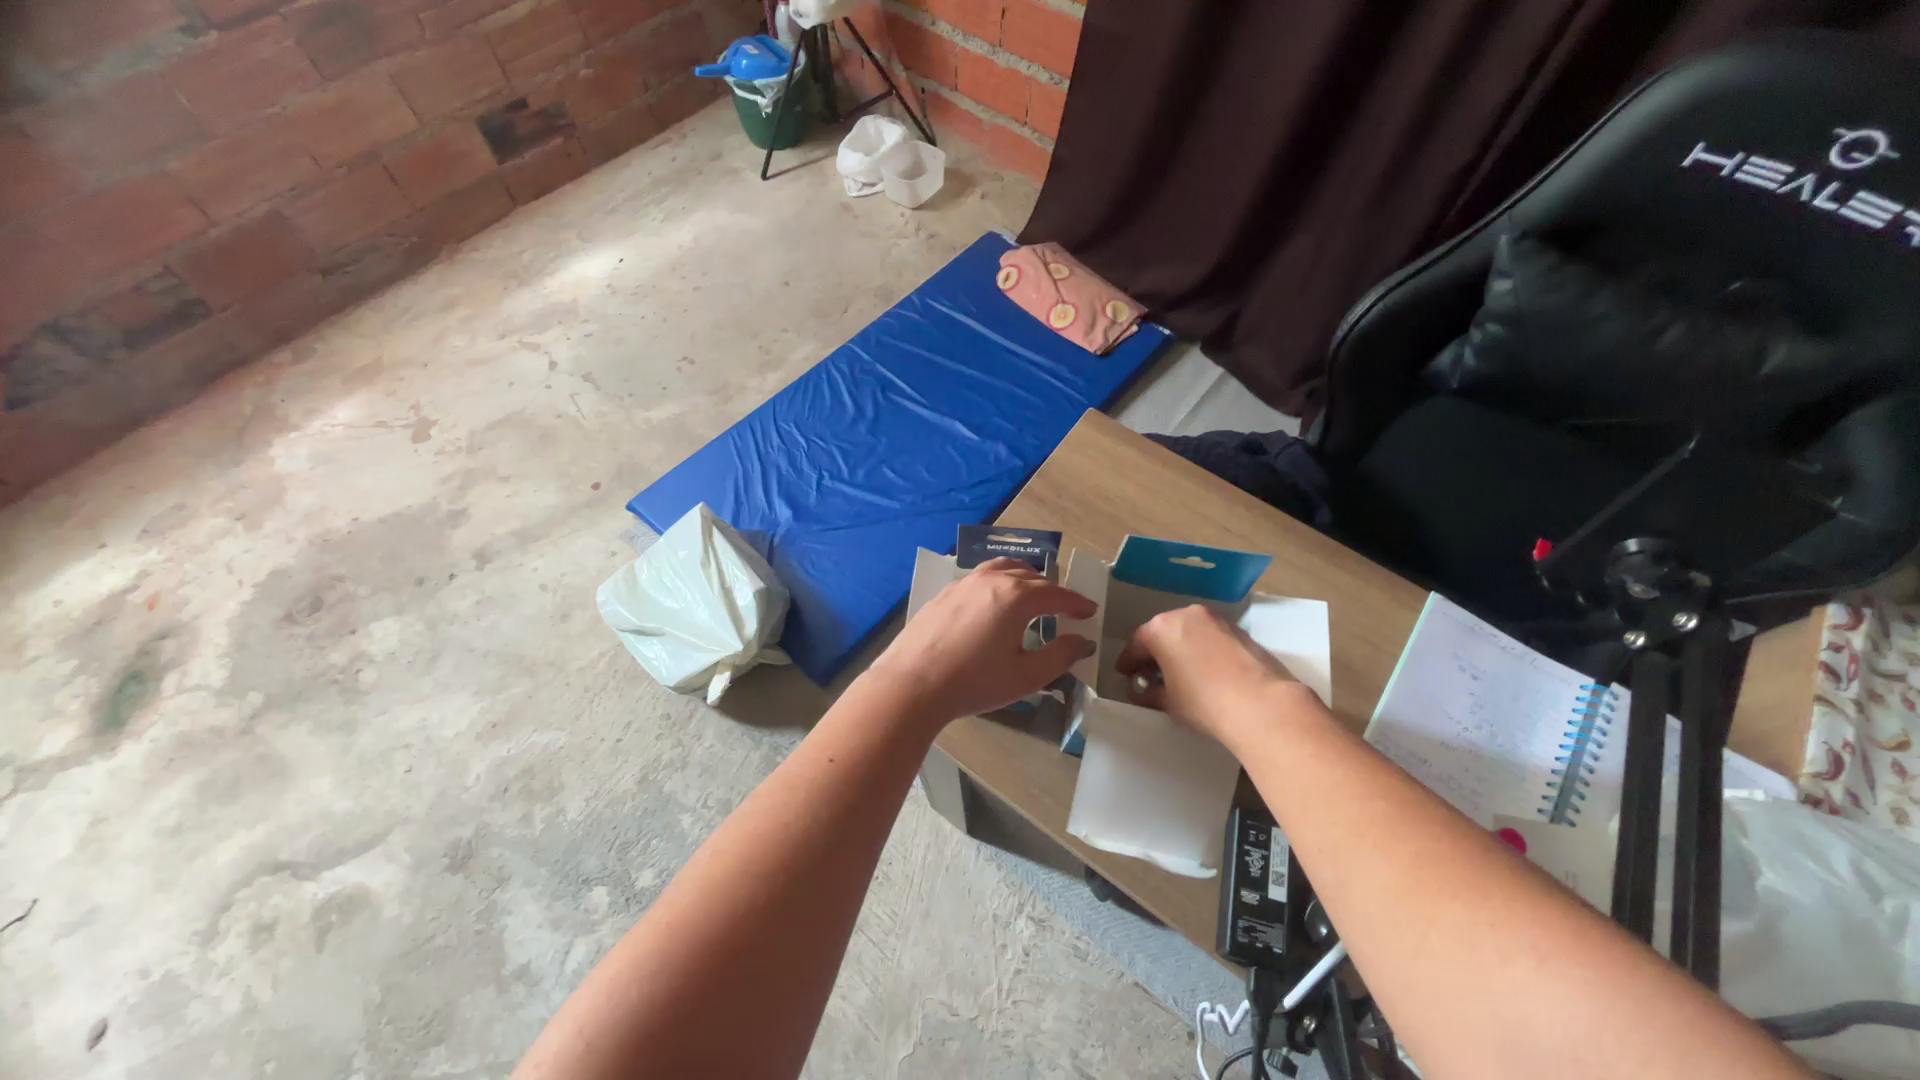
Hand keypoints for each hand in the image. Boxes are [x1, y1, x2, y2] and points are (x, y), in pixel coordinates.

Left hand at [866, 557, 1096, 726]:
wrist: (911, 685)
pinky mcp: (944, 593)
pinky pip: (981, 577)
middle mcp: (991, 580)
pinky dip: (999, 582)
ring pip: (1003, 569)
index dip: (1077, 603)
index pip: (1057, 594)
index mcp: (1016, 597)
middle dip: (1053, 591)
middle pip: (1031, 577)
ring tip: (1033, 594)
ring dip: (1025, 579)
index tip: (1091, 612)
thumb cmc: (973, 683)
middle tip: (1065, 608)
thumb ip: (1060, 656)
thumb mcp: (1026, 677)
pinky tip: (995, 602)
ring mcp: (963, 583)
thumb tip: (1081, 640)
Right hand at [1115, 604, 1315, 743]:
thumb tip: (1142, 690)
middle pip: (1163, 632)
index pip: (1136, 643)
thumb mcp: (1167, 702)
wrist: (1261, 704)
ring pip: (1189, 632)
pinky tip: (1206, 672)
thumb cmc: (1203, 702)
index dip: (1128, 661)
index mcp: (1161, 628)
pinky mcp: (1240, 630)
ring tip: (1180, 673)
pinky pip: (1211, 637)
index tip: (1125, 674)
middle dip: (1155, 652)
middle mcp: (1187, 615)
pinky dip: (1203, 650)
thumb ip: (1148, 692)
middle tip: (1151, 674)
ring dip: (1181, 649)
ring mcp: (1217, 620)